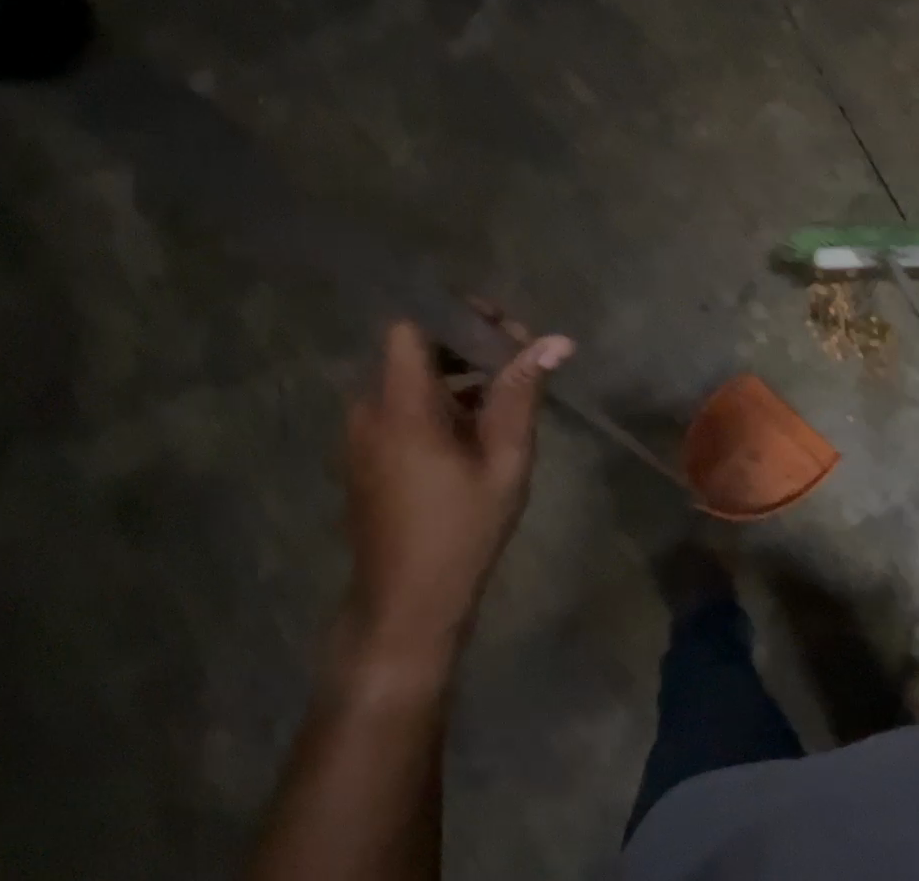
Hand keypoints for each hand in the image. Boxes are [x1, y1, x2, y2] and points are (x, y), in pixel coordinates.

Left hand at [341, 318, 574, 665]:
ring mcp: (362, 436)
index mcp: (401, 406)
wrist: (407, 601)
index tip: (505, 332)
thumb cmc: (463, 530)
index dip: (456, 317)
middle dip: (466, 345)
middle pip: (411, 349)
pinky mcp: (366, 457)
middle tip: (519, 363)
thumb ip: (523, 394)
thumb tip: (556, 341)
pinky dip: (438, 403)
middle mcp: (370, 411)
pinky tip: (477, 432)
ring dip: (456, 376)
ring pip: (407, 380)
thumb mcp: (505, 460)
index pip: (411, 325)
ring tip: (506, 398)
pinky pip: (400, 408)